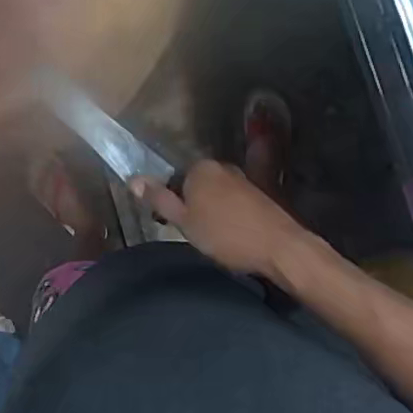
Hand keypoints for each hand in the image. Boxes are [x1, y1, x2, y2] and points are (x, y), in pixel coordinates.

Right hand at [130, 161, 314, 277]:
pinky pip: (233, 202)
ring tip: (215, 239)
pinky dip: (229, 216)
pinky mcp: (258, 194)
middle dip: (192, 207)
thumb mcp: (184, 222)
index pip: (174, 180)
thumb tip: (133, 180)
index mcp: (201, 167)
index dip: (172, 204)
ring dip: (211, 213)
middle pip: (196, 185)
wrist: (278, 246)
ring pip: (215, 195)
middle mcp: (222, 166)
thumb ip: (159, 199)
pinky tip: (233, 236)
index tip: (176, 226)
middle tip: (195, 235)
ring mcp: (243, 179)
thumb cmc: (226, 235)